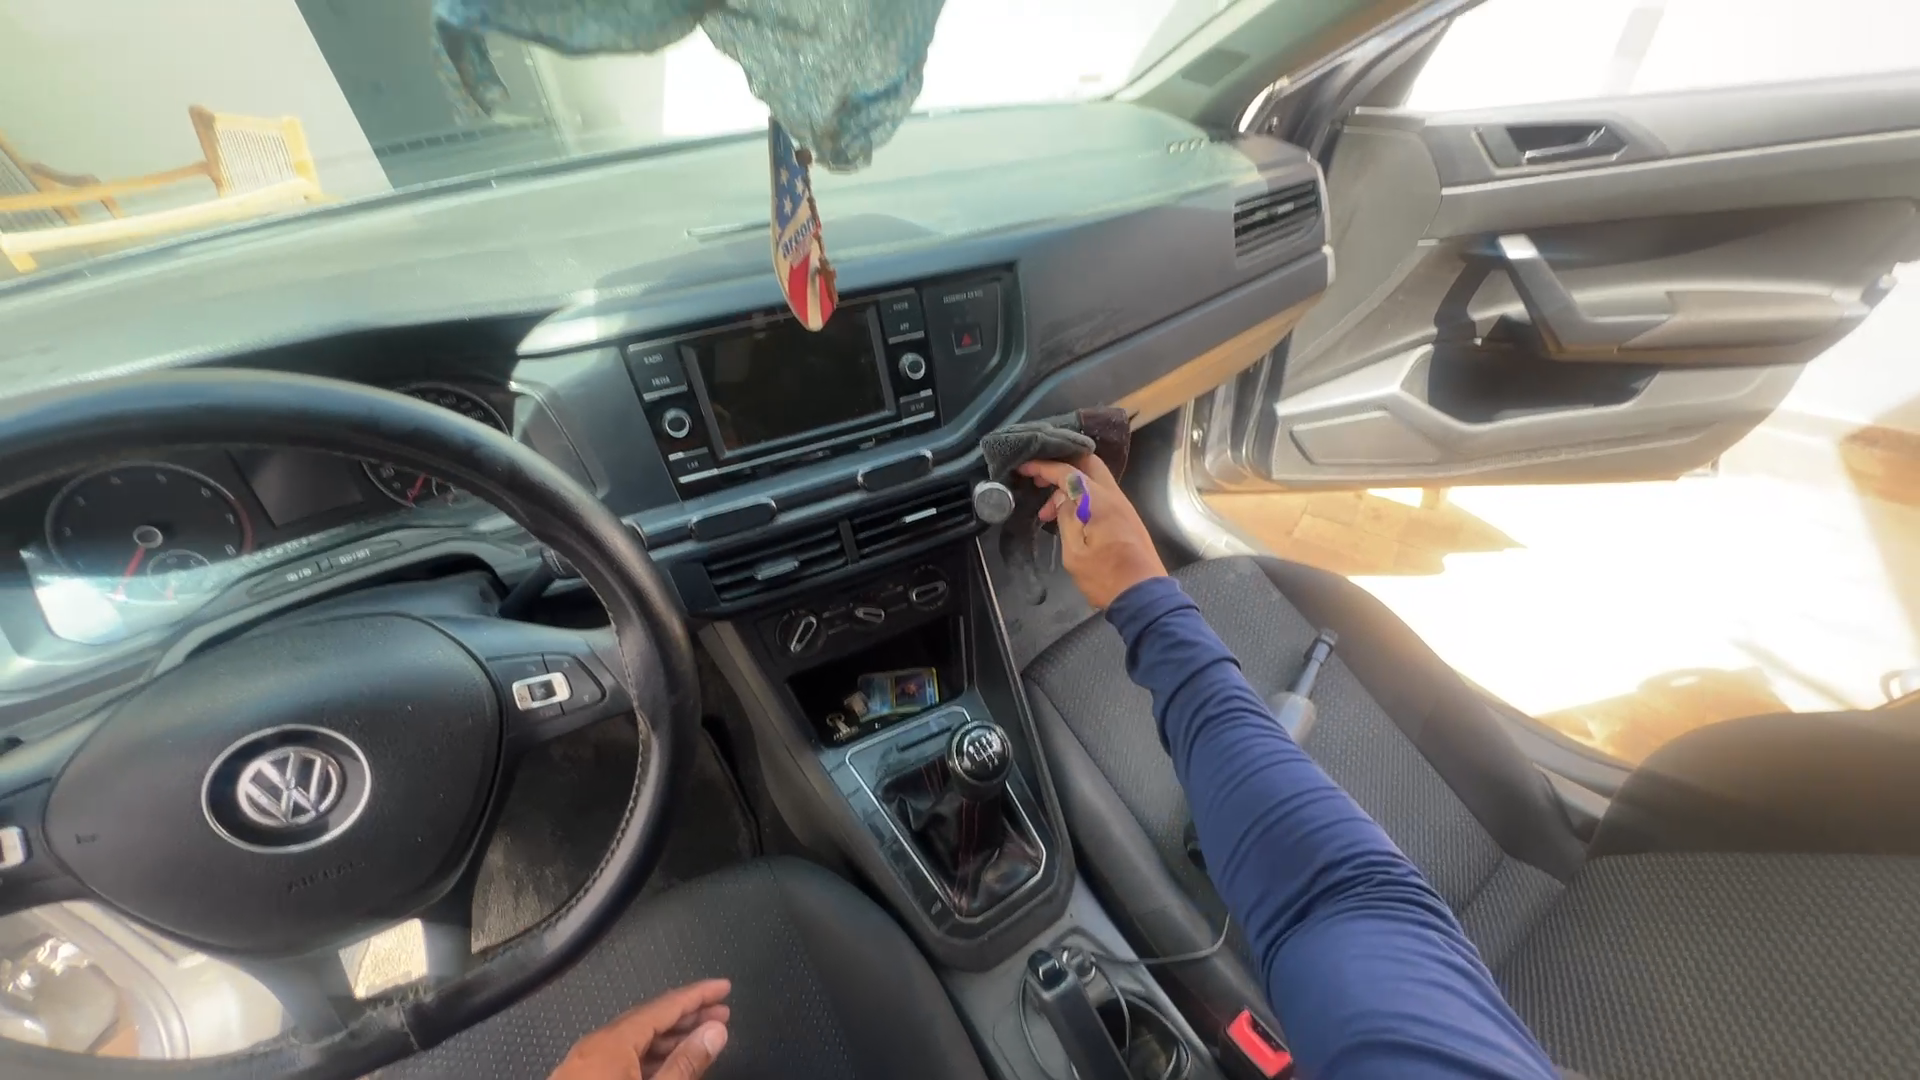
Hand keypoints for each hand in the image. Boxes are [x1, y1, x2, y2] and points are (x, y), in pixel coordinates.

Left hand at [549, 979, 731, 1079]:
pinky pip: (619, 1058)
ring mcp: (581, 1066)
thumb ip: (685, 1064)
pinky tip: (665, 1068)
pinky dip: (647, 1056)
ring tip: (700, 1041)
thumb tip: (716, 1030)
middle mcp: (594, 1045)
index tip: (726, 988)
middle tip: (722, 1015)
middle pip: (649, 1018)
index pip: (665, 1005)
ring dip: (669, 1037)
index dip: (699, 995)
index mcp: (612, 1041)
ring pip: (633, 1040)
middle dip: (687, 1015)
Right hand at [1018, 454, 1166, 608]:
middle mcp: (1114, 496)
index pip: (1068, 472)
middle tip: (1040, 480)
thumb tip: (1063, 500)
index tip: (1025, 468)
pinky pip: (1100, 494)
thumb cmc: (1105, 576)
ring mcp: (1123, 506)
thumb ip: (1066, 519)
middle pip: (1088, 463)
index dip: (1044, 467)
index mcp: (1099, 501)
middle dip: (1061, 465)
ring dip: (1070, 486)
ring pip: (1095, 479)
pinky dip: (1082, 496)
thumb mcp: (1075, 552)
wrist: (1142, 595)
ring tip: (1048, 511)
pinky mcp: (1126, 517)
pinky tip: (1067, 516)